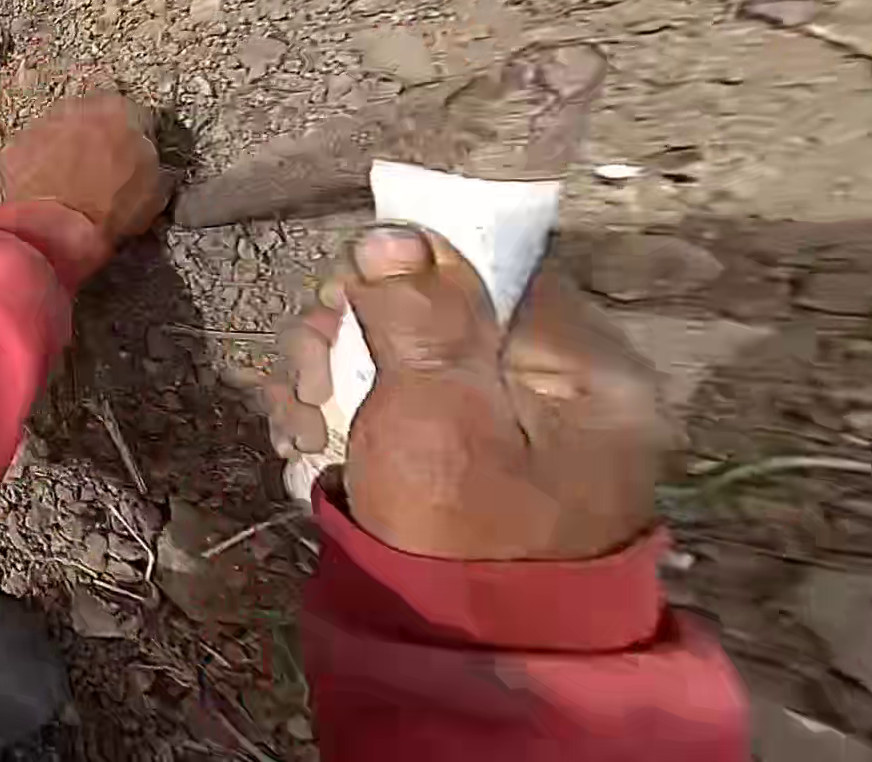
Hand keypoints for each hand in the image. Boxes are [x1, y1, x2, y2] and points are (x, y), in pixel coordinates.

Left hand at [0, 94, 169, 244]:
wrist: (60, 231)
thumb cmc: (109, 212)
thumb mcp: (153, 191)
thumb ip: (150, 165)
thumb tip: (148, 168)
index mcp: (120, 112)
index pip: (132, 116)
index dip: (130, 141)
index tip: (128, 159)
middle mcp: (79, 108)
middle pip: (90, 118)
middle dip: (92, 141)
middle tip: (96, 173)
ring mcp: (43, 125)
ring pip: (56, 133)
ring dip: (61, 151)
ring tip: (68, 186)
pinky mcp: (16, 147)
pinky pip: (29, 153)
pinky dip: (34, 168)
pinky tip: (44, 192)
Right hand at [264, 226, 674, 560]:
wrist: (442, 639)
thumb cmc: (455, 526)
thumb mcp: (437, 415)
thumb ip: (419, 319)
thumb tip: (389, 233)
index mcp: (574, 364)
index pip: (490, 264)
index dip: (406, 267)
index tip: (345, 299)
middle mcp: (532, 375)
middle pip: (419, 302)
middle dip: (344, 333)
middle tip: (311, 378)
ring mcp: (478, 403)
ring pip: (379, 341)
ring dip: (319, 371)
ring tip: (297, 422)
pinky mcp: (431, 426)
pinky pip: (369, 382)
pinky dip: (324, 399)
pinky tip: (298, 431)